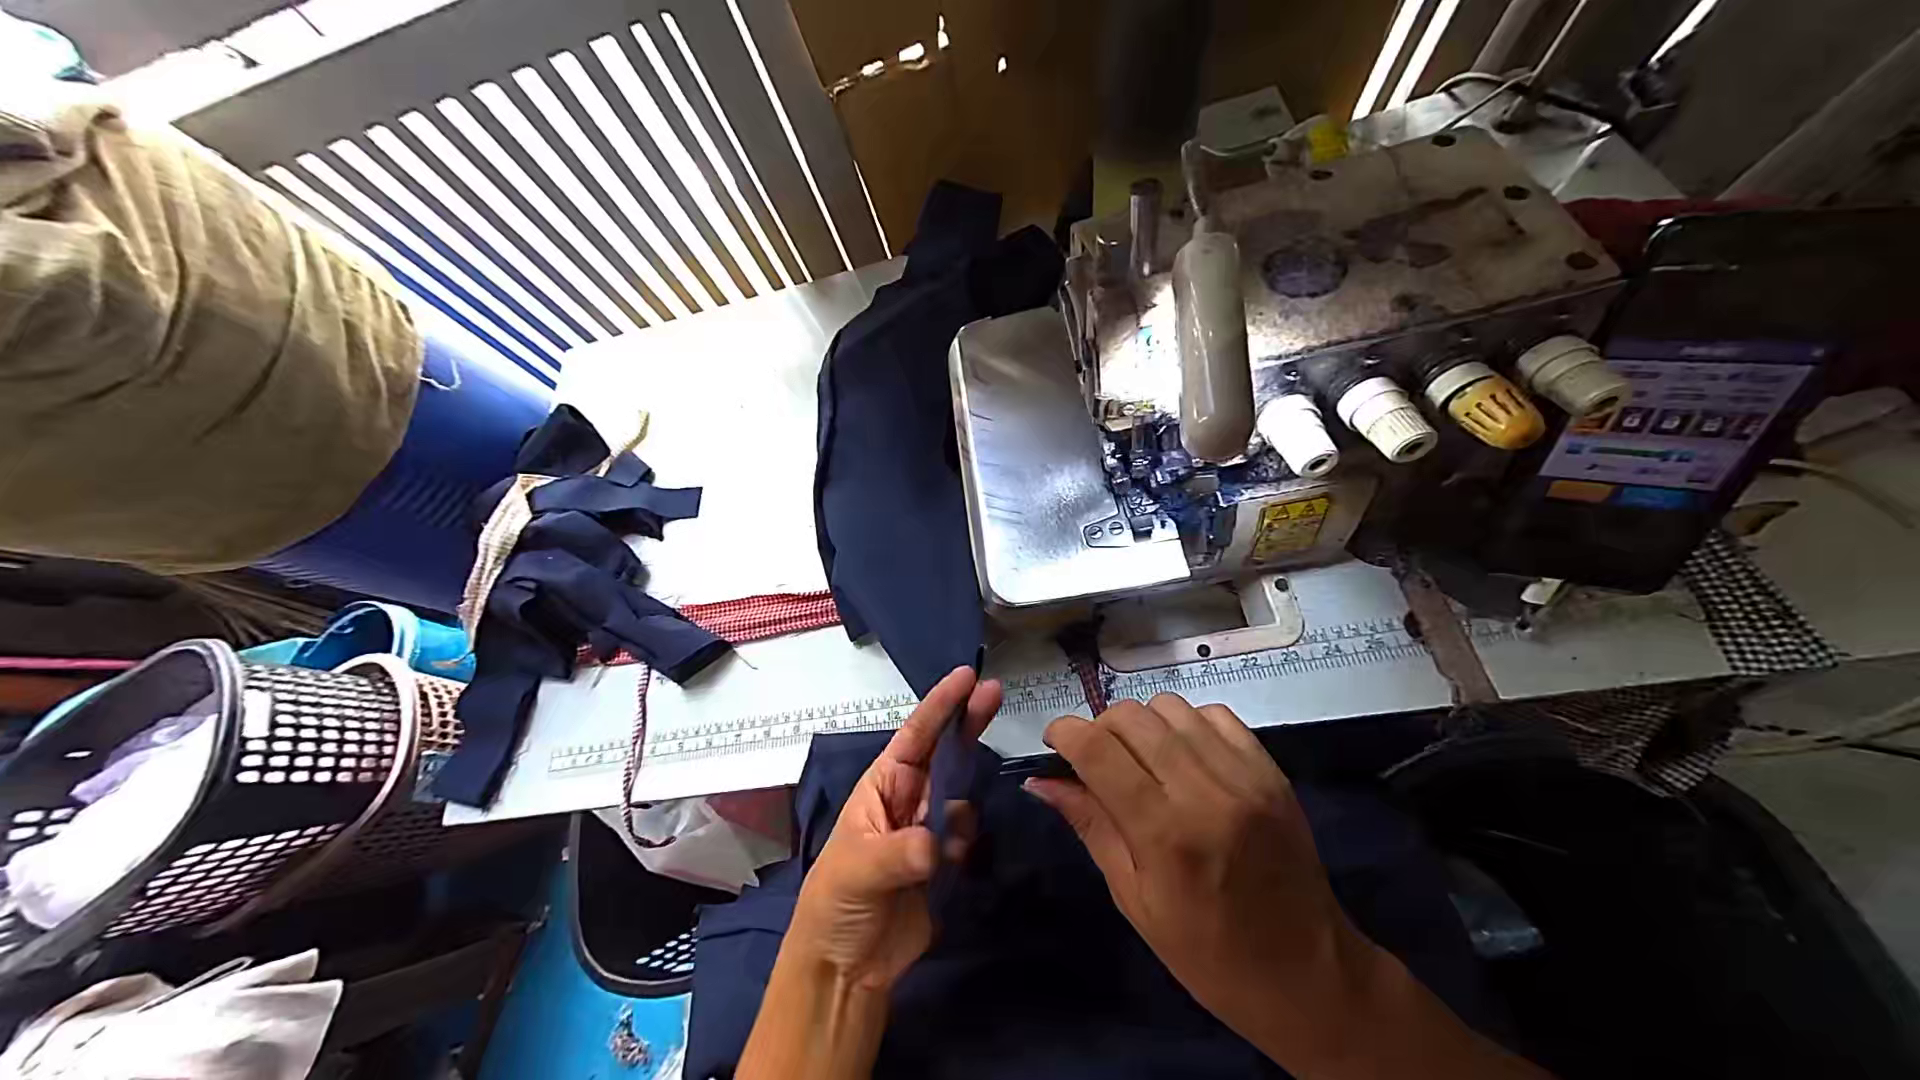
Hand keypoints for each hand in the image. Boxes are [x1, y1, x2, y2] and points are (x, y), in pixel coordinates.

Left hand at [785, 665, 1002, 989]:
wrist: (848, 968)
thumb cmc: (836, 903)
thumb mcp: (858, 869)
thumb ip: (899, 851)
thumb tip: (937, 844)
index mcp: (881, 786)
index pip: (914, 735)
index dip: (940, 705)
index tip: (966, 677)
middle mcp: (908, 798)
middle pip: (945, 752)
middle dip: (967, 722)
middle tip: (994, 692)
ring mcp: (928, 828)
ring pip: (961, 795)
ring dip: (963, 804)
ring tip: (945, 840)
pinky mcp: (945, 860)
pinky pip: (967, 835)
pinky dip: (966, 841)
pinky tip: (949, 864)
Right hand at [1029, 695, 1553, 1079]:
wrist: (1309, 974)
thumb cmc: (1207, 953)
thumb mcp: (1134, 899)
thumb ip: (1090, 825)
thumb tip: (1040, 780)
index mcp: (1166, 834)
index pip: (1097, 749)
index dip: (1064, 732)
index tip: (1054, 741)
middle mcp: (1205, 791)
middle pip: (1131, 717)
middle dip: (1099, 727)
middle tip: (1096, 759)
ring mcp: (1245, 775)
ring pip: (1170, 706)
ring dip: (1142, 724)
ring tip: (1142, 758)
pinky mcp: (1271, 770)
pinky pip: (1214, 714)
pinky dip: (1186, 725)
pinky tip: (1184, 757)